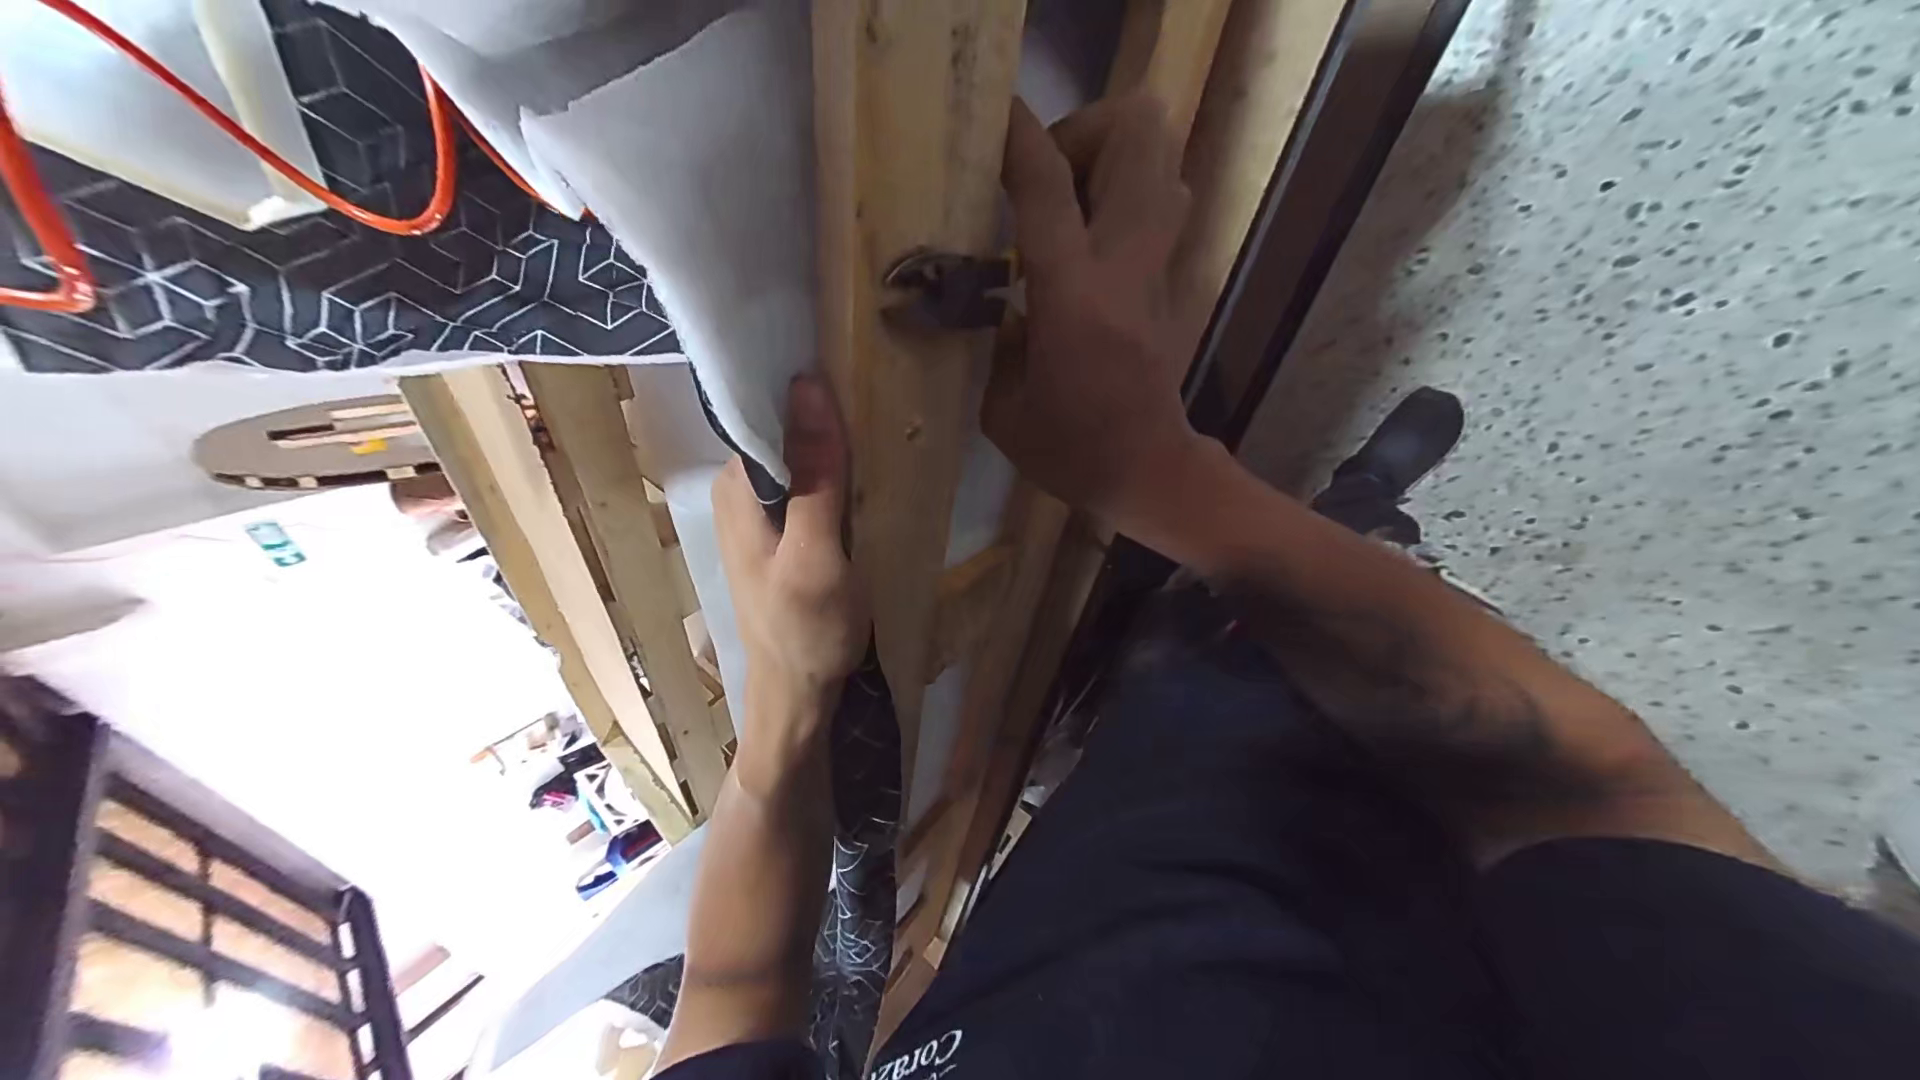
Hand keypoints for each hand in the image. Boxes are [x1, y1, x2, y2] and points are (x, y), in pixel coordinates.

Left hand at [712, 376, 867, 748]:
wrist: (798, 694)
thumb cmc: (806, 631)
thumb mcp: (816, 555)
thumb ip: (813, 477)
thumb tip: (808, 387)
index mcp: (738, 486)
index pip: (768, 412)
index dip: (812, 392)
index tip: (860, 375)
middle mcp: (742, 490)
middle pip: (788, 432)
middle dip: (832, 420)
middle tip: (883, 412)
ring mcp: (763, 512)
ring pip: (804, 458)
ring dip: (841, 450)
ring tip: (884, 438)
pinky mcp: (786, 531)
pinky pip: (813, 486)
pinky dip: (841, 479)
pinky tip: (868, 480)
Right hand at [986, 95, 1207, 530]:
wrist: (1149, 472)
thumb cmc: (1070, 451)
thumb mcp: (1004, 409)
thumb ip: (998, 342)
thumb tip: (1008, 303)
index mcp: (1072, 298)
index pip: (1047, 188)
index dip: (1020, 138)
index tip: (995, 119)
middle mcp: (1124, 268)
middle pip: (1138, 139)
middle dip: (1088, 131)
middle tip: (1049, 176)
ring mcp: (1159, 273)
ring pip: (1163, 165)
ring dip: (1116, 161)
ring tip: (1073, 203)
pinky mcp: (1174, 287)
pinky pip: (1164, 212)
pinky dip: (1131, 202)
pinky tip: (1095, 244)